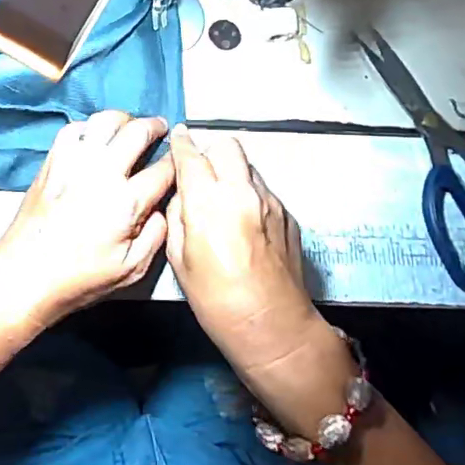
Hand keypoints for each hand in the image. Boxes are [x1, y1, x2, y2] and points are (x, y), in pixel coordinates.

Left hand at [0, 112, 174, 330]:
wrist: (25, 273)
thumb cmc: (76, 278)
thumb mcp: (130, 269)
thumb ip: (155, 235)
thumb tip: (163, 209)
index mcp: (125, 202)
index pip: (163, 169)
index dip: (177, 161)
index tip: (181, 159)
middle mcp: (100, 173)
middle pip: (136, 132)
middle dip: (155, 126)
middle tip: (161, 128)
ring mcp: (73, 163)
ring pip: (103, 121)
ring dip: (122, 119)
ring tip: (130, 126)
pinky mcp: (51, 163)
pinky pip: (72, 129)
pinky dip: (88, 127)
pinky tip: (94, 137)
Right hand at [166, 125, 336, 386]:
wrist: (275, 328)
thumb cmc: (217, 301)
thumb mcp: (179, 260)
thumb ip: (178, 217)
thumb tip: (183, 197)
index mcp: (210, 204)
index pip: (192, 156)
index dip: (181, 143)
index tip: (177, 136)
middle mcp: (243, 194)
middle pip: (226, 146)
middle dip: (209, 152)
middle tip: (198, 170)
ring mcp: (271, 202)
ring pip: (247, 166)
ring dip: (230, 172)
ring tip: (220, 198)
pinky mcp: (288, 215)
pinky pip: (262, 190)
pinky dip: (248, 194)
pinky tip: (242, 223)